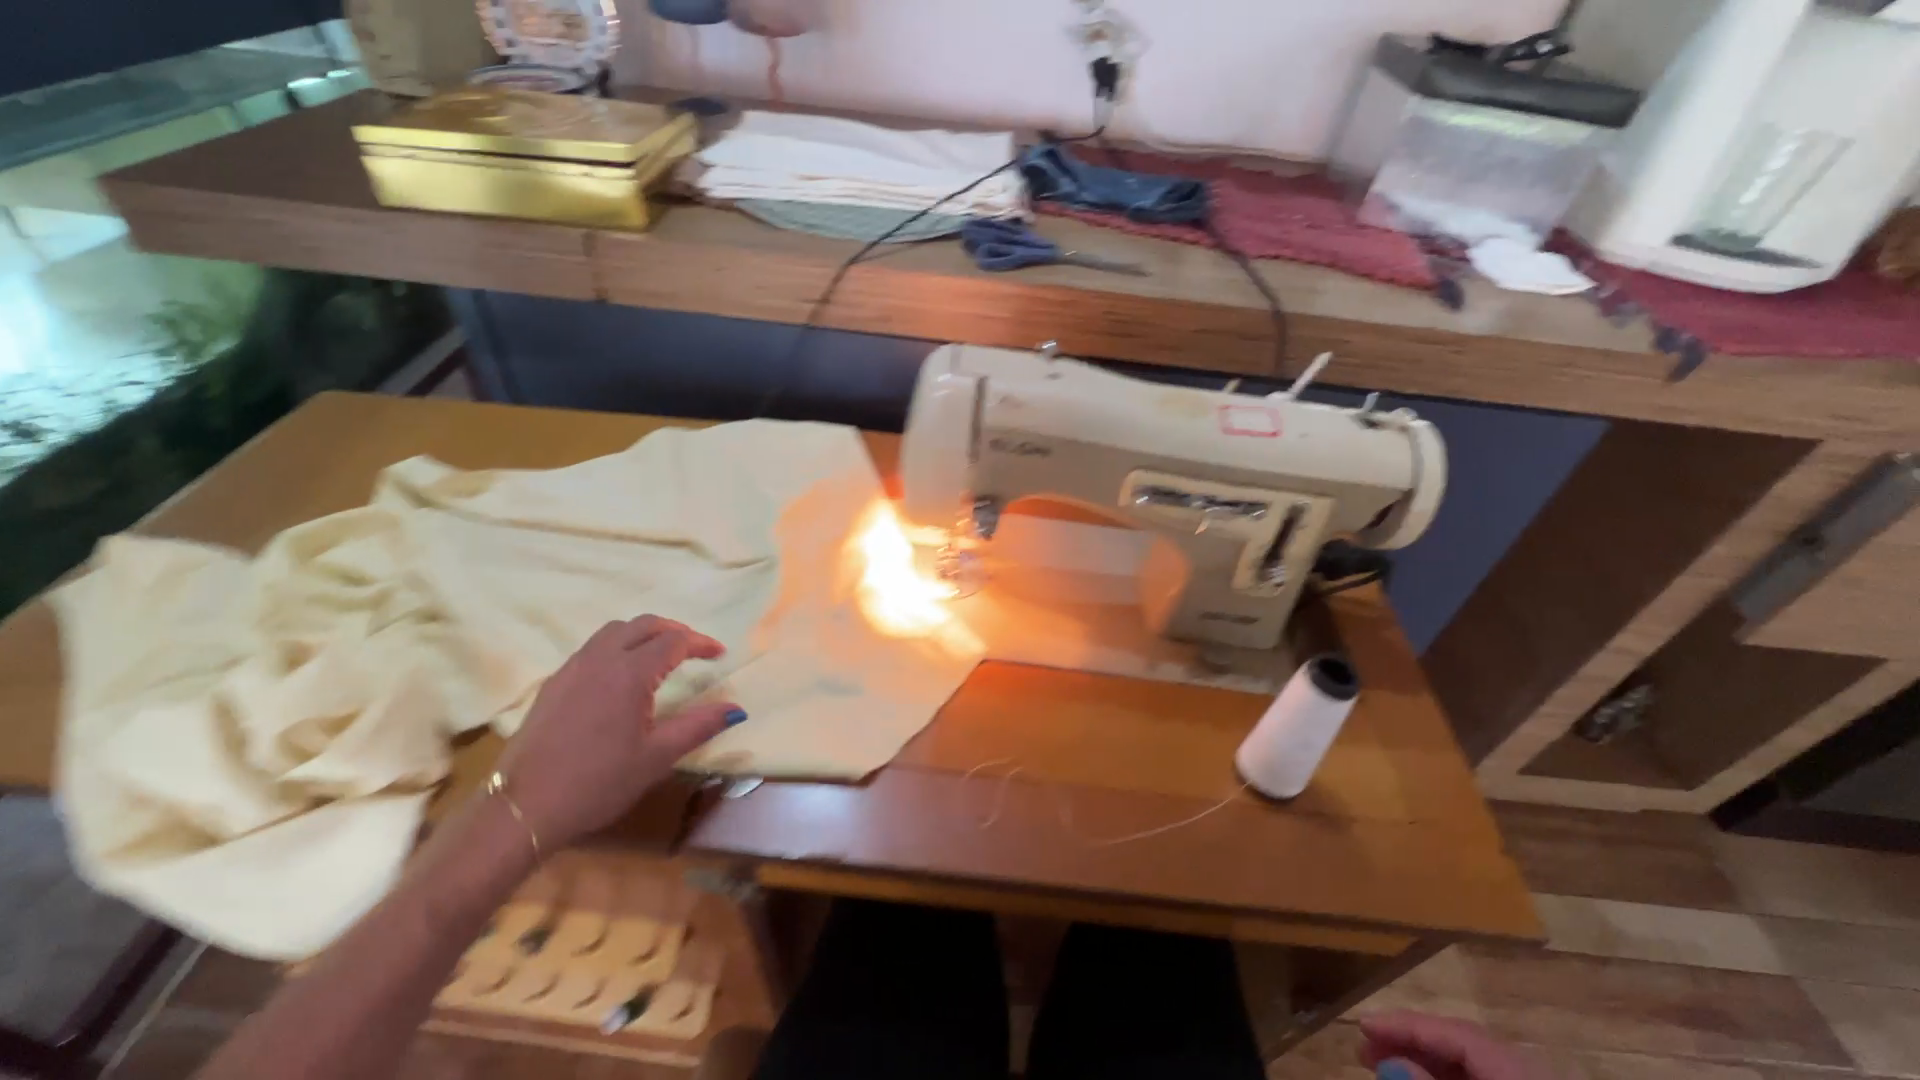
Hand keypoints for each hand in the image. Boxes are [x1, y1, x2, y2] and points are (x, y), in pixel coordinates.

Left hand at [495, 616, 744, 849]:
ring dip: (642, 634)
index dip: (700, 643)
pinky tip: (621, 676)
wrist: (525, 806)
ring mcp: (572, 669)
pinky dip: (617, 647)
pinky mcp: (553, 684)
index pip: (673, 641)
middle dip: (673, 630)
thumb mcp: (657, 757)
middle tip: (694, 648)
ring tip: (660, 655)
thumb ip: (698, 726)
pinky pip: (591, 648)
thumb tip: (736, 708)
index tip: (720, 653)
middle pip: (642, 625)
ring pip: (613, 631)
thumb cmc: (598, 782)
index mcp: (630, 673)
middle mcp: (600, 660)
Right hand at [1360, 1012, 1545, 1079]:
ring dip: (1420, 1057)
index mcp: (1520, 1067)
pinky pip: (1477, 1076)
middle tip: (1364, 1044)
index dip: (1408, 1024)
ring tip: (1377, 1061)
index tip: (1363, 1023)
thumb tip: (1389, 1062)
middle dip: (1410, 1039)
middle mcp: (1527, 1067)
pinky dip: (1441, 1075)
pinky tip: (1413, 1076)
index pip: (1458, 1033)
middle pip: (1462, 1041)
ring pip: (1468, 1060)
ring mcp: (1523, 1077)